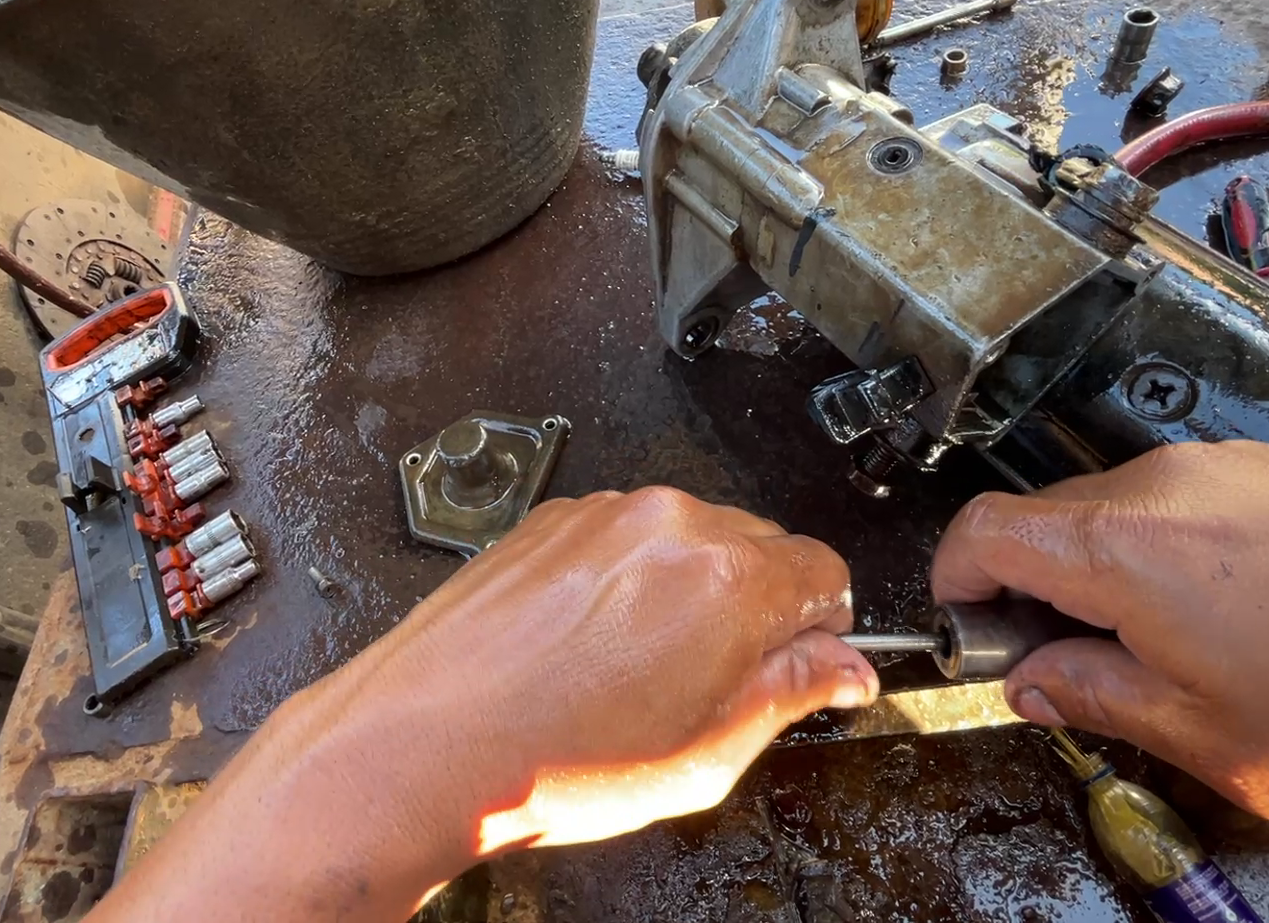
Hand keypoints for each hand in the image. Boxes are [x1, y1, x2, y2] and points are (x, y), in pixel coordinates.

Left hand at [368, 486, 876, 850]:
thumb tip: (841, 665)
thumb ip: (789, 691)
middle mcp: (670, 523)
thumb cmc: (555, 756)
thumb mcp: (706, 752)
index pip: (823, 570)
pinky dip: (632, 569)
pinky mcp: (560, 515)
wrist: (427, 736)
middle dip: (757, 601)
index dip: (822, 619)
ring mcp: (607, 512)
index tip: (802, 651)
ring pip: (691, 534)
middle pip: (759, 544)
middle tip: (715, 669)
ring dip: (690, 583)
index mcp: (725, 577)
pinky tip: (596, 630)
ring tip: (641, 657)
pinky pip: (628, 530)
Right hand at [931, 440, 1268, 865]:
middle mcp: (1166, 485)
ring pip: (1113, 512)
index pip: (980, 530)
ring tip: (1176, 648)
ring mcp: (1232, 467)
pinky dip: (1172, 554)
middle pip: (1043, 520)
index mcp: (1126, 548)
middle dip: (1034, 586)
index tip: (969, 617)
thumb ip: (1096, 696)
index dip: (953, 575)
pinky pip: (1185, 502)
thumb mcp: (1224, 743)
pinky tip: (1245, 616)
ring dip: (1108, 573)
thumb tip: (1035, 680)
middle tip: (1071, 657)